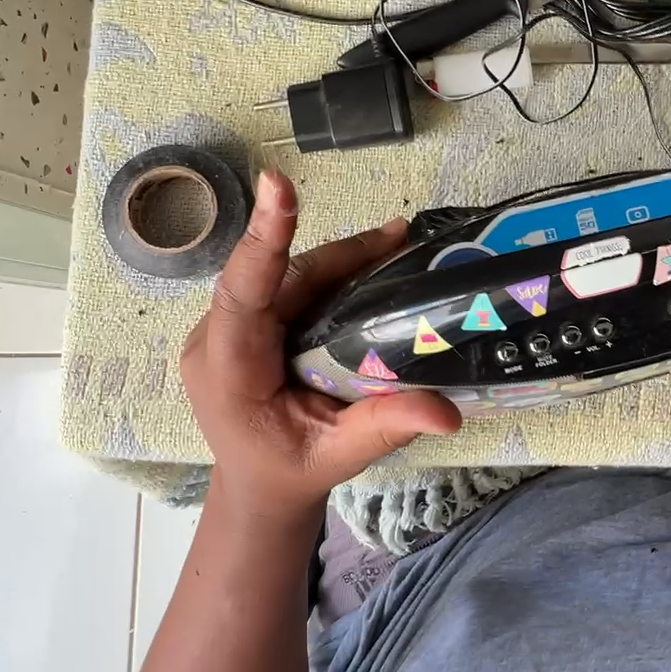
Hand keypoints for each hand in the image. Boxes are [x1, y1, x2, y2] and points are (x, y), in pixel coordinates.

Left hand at [180, 170, 461, 518]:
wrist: (258, 484)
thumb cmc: (289, 471)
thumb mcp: (337, 455)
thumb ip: (385, 428)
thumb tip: (449, 413)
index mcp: (229, 371)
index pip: (242, 296)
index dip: (262, 240)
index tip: (277, 187)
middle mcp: (222, 338)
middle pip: (280, 276)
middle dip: (340, 254)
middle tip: (400, 238)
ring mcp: (234, 326)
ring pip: (289, 274)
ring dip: (343, 259)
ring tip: (398, 243)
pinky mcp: (253, 321)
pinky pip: (292, 284)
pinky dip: (335, 272)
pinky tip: (375, 262)